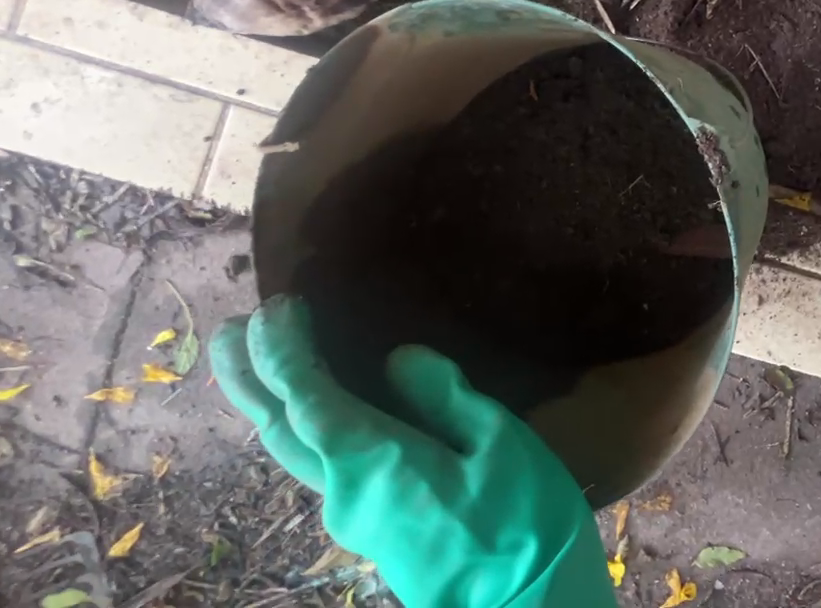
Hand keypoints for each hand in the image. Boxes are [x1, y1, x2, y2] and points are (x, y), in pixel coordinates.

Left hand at [212, 296, 615, 607]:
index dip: (288, 352)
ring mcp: (351, 512)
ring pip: (291, 448)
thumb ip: (447, 397)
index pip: (311, 401)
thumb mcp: (501, 443)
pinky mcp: (369, 521)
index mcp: (376, 464)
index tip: (280, 307)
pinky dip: (300, 421)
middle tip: (233, 327)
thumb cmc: (522, 516)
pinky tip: (312, 410)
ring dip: (270, 399)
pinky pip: (316, 460)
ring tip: (257, 359)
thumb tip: (397, 358)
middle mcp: (344, 491)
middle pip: (280, 428)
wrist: (521, 601)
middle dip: (253, 376)